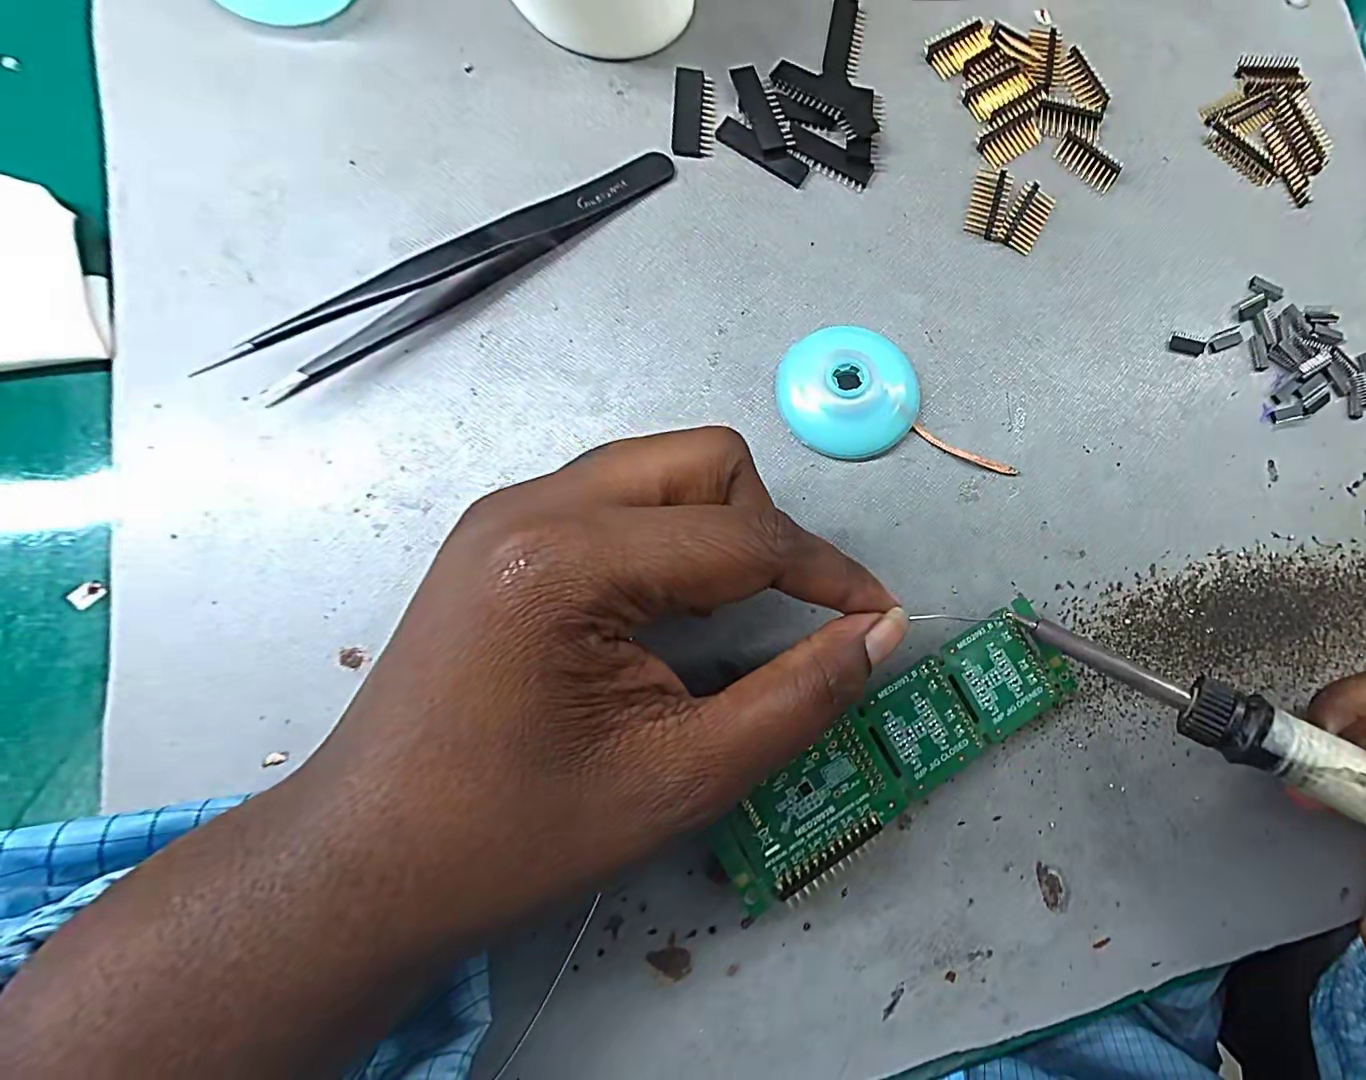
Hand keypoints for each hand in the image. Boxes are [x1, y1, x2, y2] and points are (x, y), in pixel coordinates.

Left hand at [0, 426, 907, 1078]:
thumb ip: (803, 696)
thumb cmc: (523, 833)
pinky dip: (681, 532)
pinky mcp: (510, 525)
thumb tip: (881, 631)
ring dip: (726, 527)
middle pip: (711, 460)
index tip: (879, 613)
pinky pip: (634, 490)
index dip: (831, 576)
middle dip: (768, 533)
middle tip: (770, 615)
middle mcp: (535, 506)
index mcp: (567, 564)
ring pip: (674, 463)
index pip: (746, 536)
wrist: (362, 867)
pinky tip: (665, 602)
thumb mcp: (689, 778)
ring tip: (718, 610)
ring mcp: (514, 507)